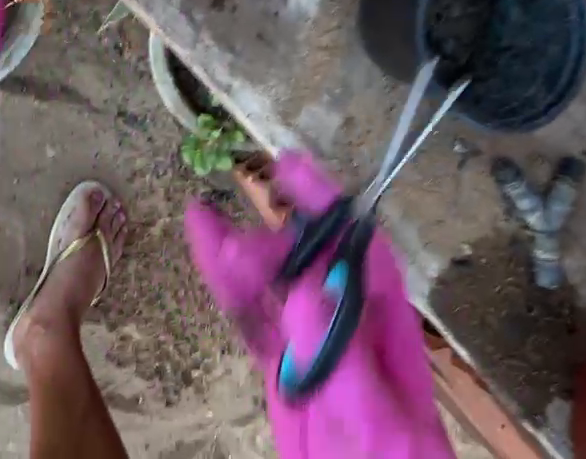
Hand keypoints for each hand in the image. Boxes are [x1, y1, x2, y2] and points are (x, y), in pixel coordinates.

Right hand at [184, 153, 454, 458]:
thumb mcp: (374, 419)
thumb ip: (341, 352)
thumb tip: (312, 278)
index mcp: (385, 335)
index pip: (358, 253)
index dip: (328, 205)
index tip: (290, 166)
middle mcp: (347, 332)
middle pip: (308, 265)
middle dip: (270, 235)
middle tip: (227, 218)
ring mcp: (311, 353)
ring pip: (271, 290)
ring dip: (236, 253)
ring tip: (200, 217)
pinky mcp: (282, 375)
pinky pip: (252, 325)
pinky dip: (229, 290)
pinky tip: (209, 257)